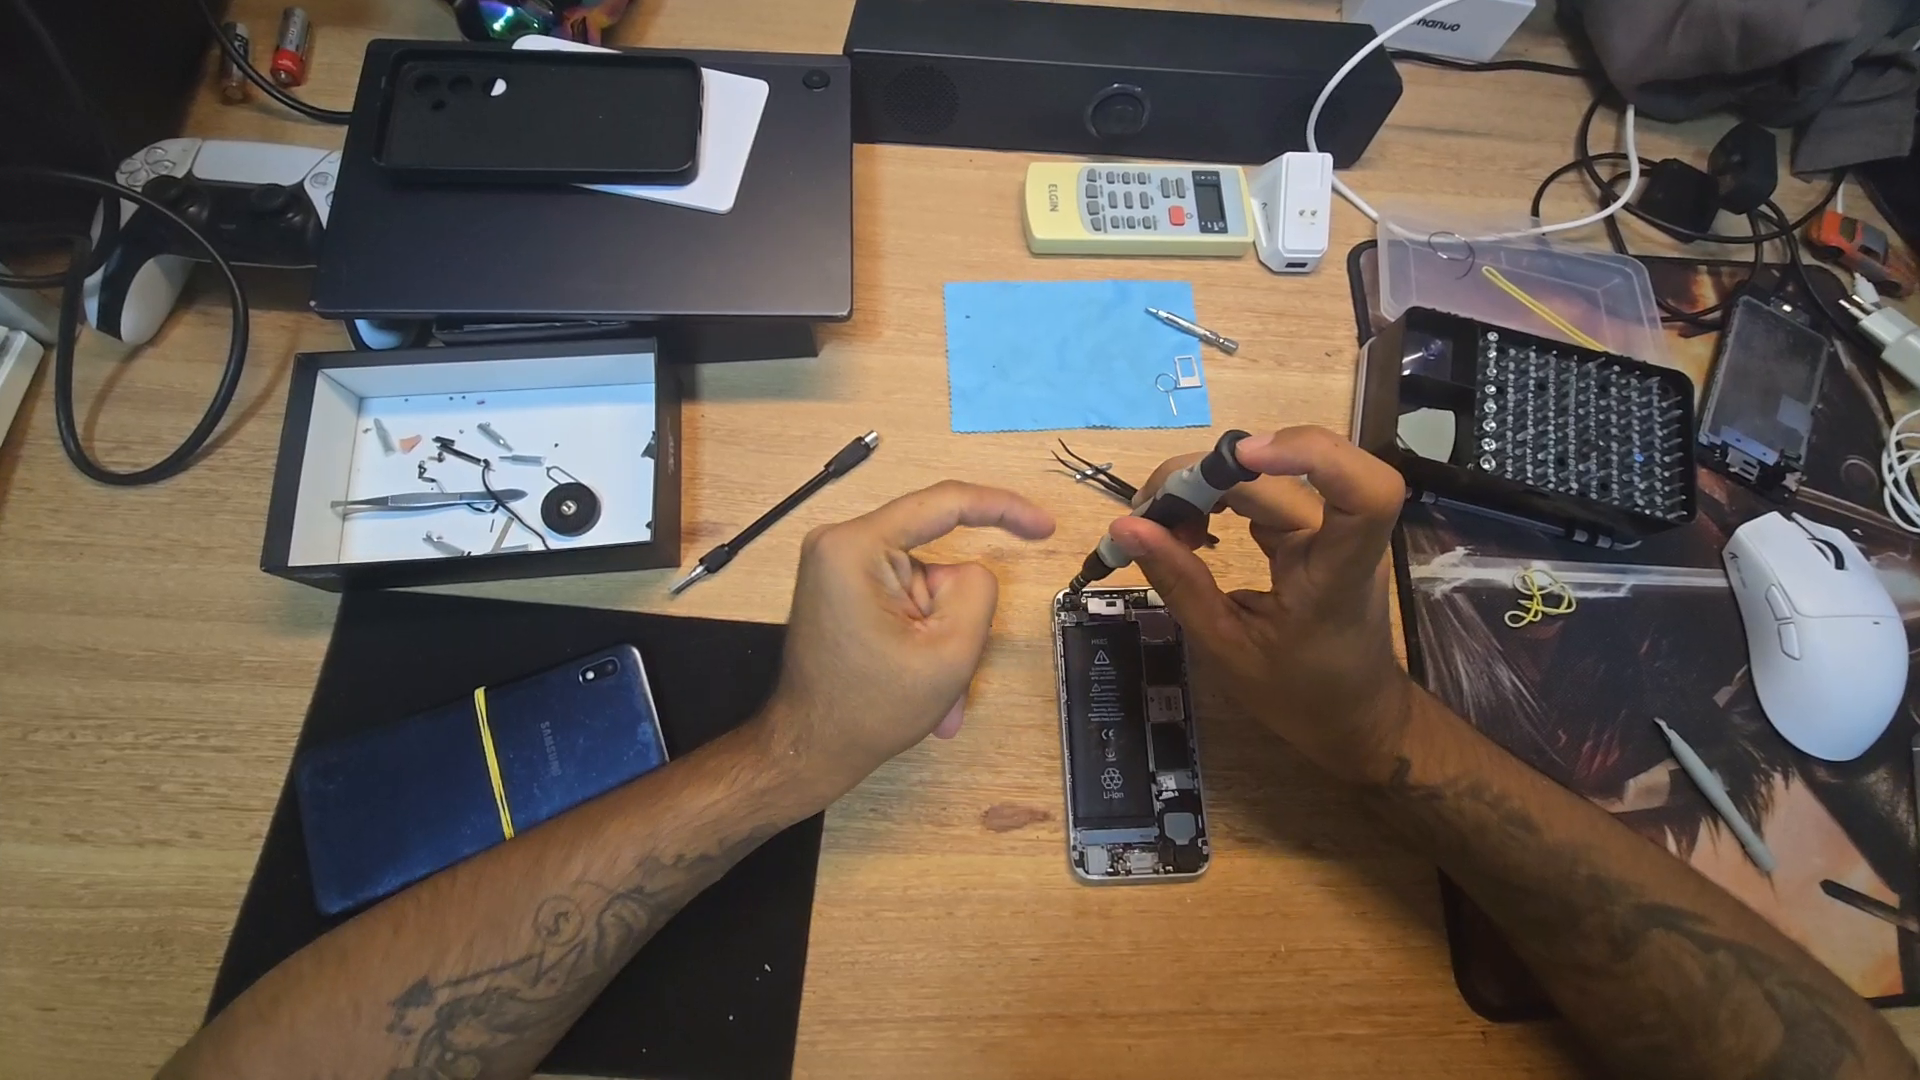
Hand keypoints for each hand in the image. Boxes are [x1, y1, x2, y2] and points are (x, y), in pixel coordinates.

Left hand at [763, 481, 1055, 797]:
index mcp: (856, 547)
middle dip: (956, 614)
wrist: (810, 751)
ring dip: (941, 635)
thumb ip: (979, 591)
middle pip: (935, 557)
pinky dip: (922, 637)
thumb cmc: (869, 711)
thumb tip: (972, 571)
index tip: (1044, 526)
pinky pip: (904, 600)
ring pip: (925, 586)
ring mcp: (839, 566)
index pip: (944, 504)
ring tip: (936, 693)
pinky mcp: (844, 586)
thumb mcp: (950, 652)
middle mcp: (840, 544)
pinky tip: (916, 680)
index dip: (1003, 508)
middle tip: (960, 666)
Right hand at [1108, 427, 1409, 783]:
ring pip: (1267, 478)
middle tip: (1145, 513)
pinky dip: (1220, 500)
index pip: (1364, 493)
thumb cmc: (1297, 694)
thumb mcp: (1225, 646)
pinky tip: (1190, 527)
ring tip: (1161, 522)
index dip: (1313, 454)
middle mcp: (1340, 540)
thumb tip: (1125, 527)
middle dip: (1204, 479)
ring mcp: (1328, 532)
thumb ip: (1179, 582)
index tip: (1240, 455)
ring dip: (1206, 485)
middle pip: (1278, 478)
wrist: (1351, 715)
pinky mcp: (1312, 532)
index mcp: (1336, 575)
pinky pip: (1264, 495)